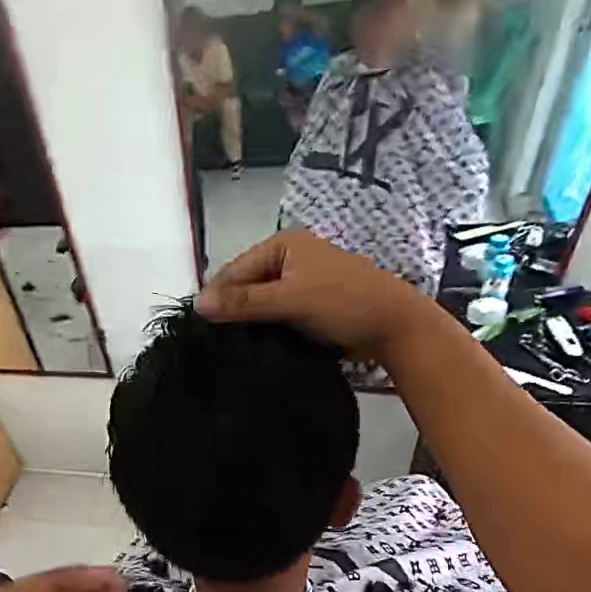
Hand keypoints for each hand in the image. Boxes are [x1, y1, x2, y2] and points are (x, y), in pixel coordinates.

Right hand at [195, 232, 440, 360]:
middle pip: (246, 285)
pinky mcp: (309, 306)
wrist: (394, 325)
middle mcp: (289, 258)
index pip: (235, 269)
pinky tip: (254, 347)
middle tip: (210, 341)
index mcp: (283, 244)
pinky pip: (277, 315)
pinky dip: (266, 328)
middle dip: (231, 310)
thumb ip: (245, 302)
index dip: (216, 296)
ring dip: (248, 323)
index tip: (195, 326)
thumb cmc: (345, 302)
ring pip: (261, 302)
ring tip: (227, 347)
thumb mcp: (292, 299)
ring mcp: (301, 282)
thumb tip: (198, 304)